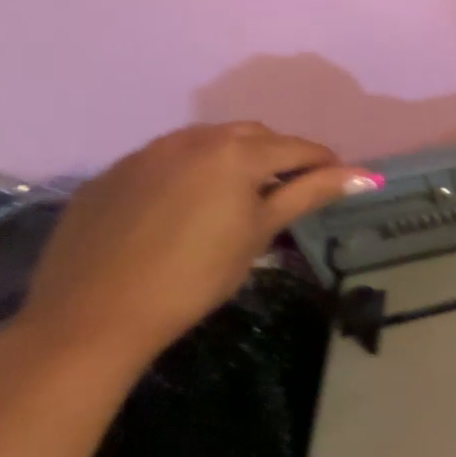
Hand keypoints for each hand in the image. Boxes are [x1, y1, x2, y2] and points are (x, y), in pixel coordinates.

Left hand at [16, 123, 379, 361]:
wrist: (89, 319)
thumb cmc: (193, 278)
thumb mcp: (261, 234)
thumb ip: (310, 194)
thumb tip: (367, 174)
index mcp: (236, 152)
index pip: (298, 148)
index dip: (323, 166)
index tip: (334, 186)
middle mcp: (192, 139)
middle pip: (252, 136)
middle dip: (275, 157)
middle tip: (283, 194)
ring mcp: (145, 154)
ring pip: (206, 143)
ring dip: (229, 160)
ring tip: (232, 199)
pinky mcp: (109, 176)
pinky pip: (162, 161)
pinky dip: (184, 175)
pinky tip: (178, 212)